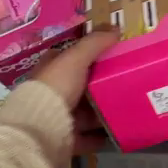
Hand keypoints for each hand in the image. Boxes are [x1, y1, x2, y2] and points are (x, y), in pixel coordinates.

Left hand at [27, 31, 118, 151]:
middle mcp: (52, 92)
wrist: (40, 130)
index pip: (70, 57)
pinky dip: (101, 135)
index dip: (89, 53)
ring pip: (85, 111)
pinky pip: (87, 136)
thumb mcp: (75, 58)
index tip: (112, 53)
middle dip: (100, 83)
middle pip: (81, 85)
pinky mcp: (64, 139)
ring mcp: (57, 117)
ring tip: (127, 105)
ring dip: (103, 110)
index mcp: (51, 70)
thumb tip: (116, 28)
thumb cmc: (56, 87)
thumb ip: (95, 43)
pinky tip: (118, 130)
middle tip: (126, 79)